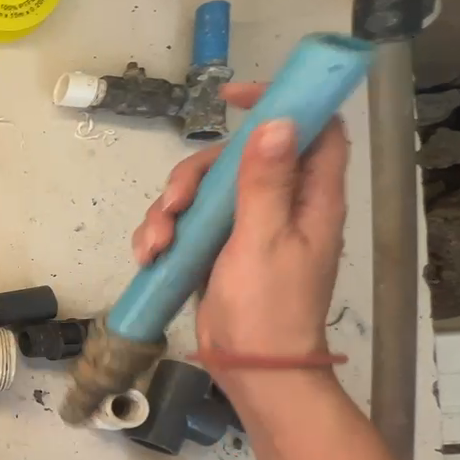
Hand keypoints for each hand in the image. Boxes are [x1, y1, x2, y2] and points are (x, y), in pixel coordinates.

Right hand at [132, 82, 349, 396]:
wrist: (249, 362)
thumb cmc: (268, 305)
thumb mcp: (263, 240)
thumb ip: (264, 183)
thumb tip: (275, 123)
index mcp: (310, 199)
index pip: (310, 132)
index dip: (281, 105)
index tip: (233, 97)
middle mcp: (279, 206)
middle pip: (233, 163)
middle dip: (192, 179)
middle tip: (172, 205)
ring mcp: (243, 228)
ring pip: (198, 195)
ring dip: (166, 214)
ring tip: (153, 246)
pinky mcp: (212, 249)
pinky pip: (180, 225)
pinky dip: (159, 236)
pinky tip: (149, 256)